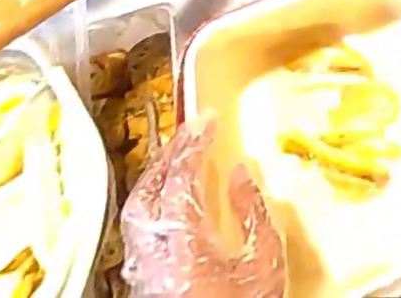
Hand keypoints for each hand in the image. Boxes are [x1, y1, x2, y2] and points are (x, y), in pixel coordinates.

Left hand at [120, 113, 286, 297]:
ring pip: (138, 208)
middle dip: (170, 152)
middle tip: (193, 130)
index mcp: (182, 238)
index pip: (181, 173)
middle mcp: (153, 249)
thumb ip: (252, 211)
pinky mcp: (143, 285)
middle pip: (149, 187)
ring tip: (180, 155)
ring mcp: (143, 269)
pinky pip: (140, 227)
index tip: (208, 119)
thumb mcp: (263, 264)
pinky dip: (155, 199)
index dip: (194, 141)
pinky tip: (173, 199)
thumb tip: (239, 173)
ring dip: (158, 174)